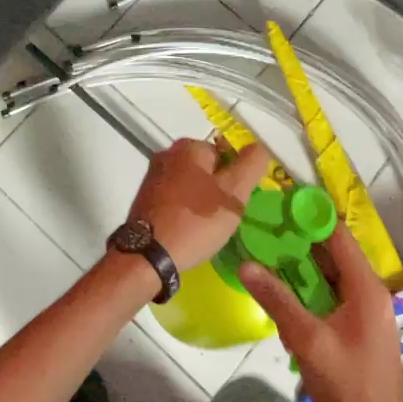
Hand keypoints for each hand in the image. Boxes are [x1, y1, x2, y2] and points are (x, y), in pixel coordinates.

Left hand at [127, 137, 271, 270]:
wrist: (149, 255)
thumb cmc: (196, 221)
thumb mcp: (234, 193)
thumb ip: (251, 165)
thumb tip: (258, 146)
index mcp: (188, 146)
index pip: (225, 154)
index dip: (236, 178)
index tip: (235, 202)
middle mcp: (167, 153)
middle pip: (207, 169)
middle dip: (218, 190)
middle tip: (223, 217)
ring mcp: (152, 175)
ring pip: (191, 184)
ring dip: (201, 201)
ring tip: (205, 227)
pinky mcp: (144, 197)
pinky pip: (175, 198)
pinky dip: (184, 210)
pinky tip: (188, 229)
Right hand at [238, 224, 402, 401]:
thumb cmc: (348, 385)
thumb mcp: (307, 340)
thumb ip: (277, 299)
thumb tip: (245, 264)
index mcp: (366, 287)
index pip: (338, 235)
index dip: (310, 216)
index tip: (279, 204)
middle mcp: (372, 292)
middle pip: (334, 253)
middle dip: (300, 241)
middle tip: (265, 230)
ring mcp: (368, 311)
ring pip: (332, 276)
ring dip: (303, 267)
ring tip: (267, 254)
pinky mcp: (361, 328)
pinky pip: (334, 295)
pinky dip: (311, 289)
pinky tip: (285, 292)